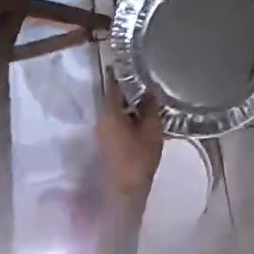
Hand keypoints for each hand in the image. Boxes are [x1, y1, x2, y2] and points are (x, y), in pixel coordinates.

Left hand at [96, 73, 164, 219]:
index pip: (112, 84)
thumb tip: (150, 88)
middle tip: (148, 75)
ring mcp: (103, 133)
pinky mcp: (108, 144)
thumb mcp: (151, 129)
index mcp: (109, 113)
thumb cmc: (138, 158)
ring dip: (130, 102)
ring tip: (151, 94)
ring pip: (117, 110)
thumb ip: (150, 106)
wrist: (125, 195)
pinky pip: (118, 121)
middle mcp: (101, 120)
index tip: (130, 58)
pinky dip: (130, 115)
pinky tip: (146, 116)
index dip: (120, 70)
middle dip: (129, 87)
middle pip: (114, 97)